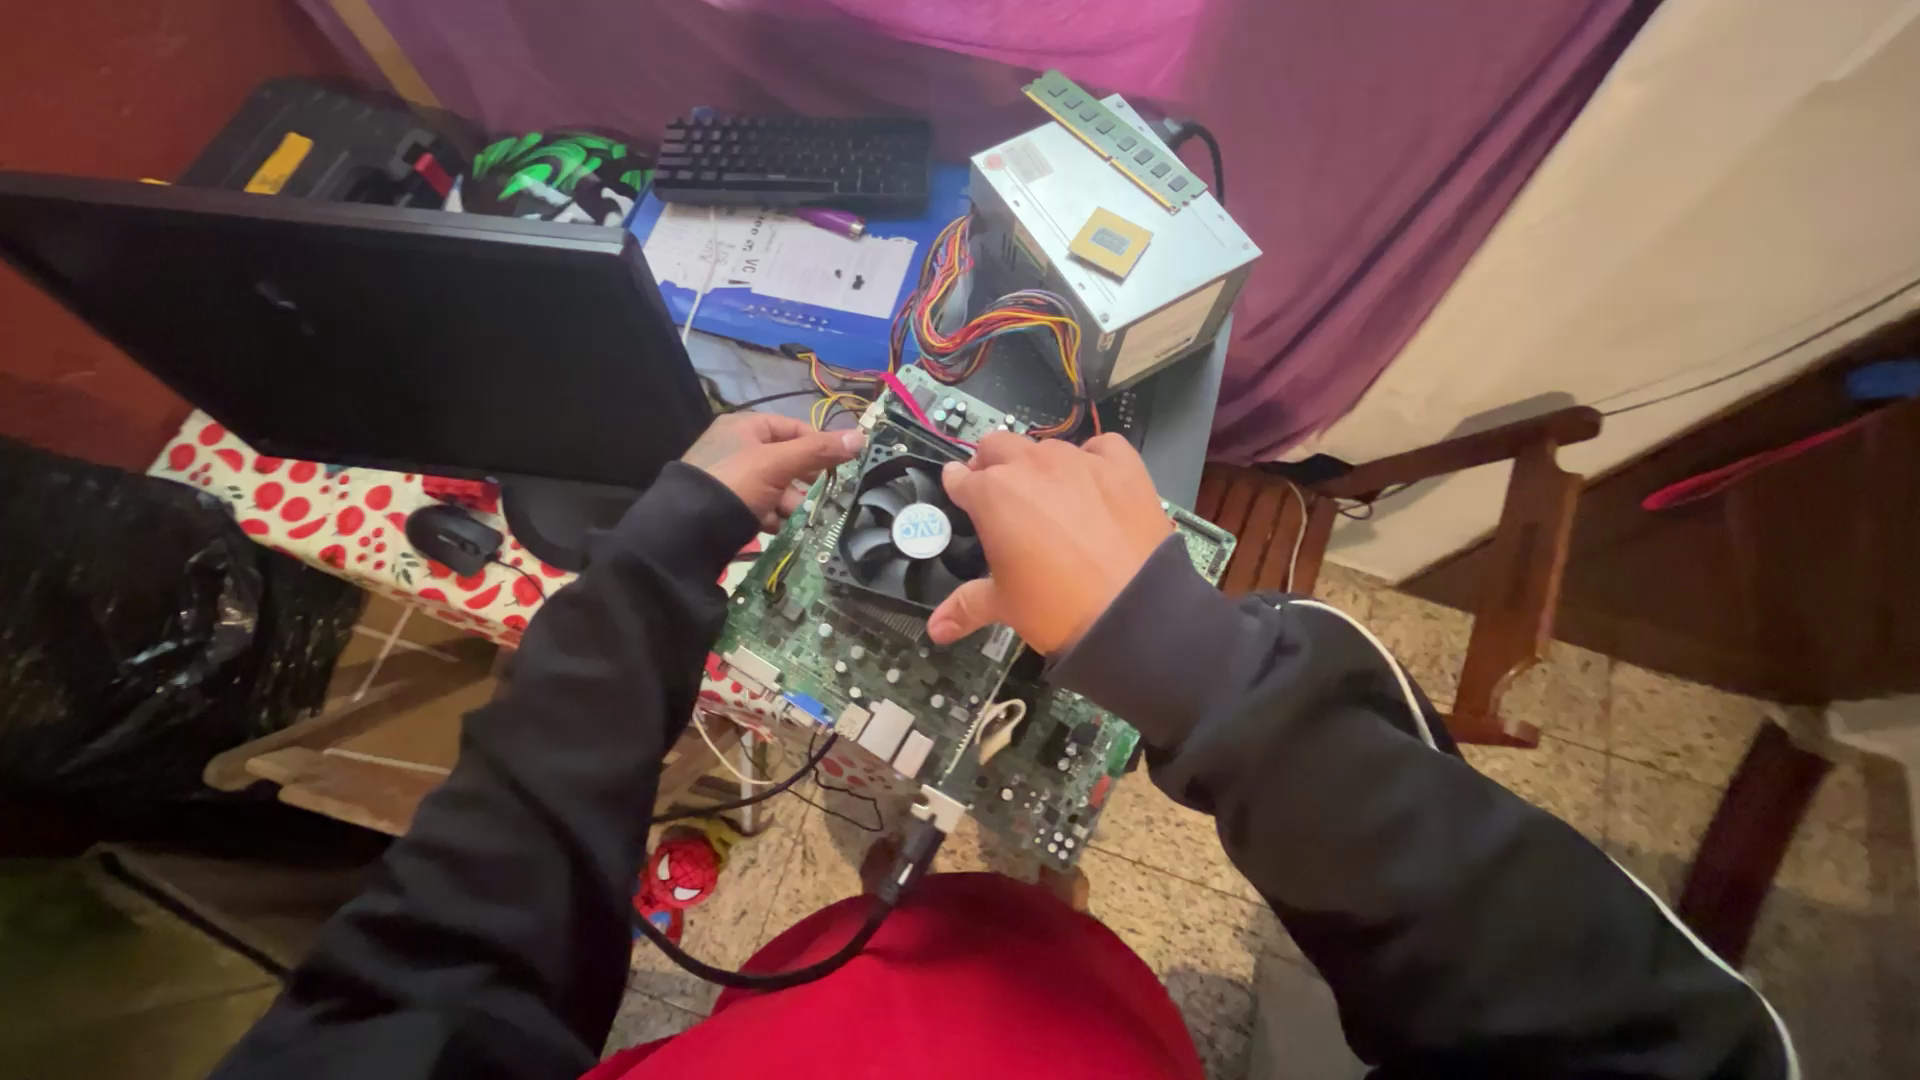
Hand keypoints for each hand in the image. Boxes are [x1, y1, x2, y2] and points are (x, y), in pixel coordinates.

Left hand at [682, 412, 863, 529]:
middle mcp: (738, 449)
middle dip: (804, 482)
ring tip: (792, 516)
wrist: (689, 531)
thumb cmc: (735, 483)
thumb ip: (818, 451)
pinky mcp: (729, 506)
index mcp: (744, 427)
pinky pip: (762, 507)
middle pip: (787, 461)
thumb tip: (860, 437)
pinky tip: (776, 527)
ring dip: (790, 503)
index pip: (793, 428)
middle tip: (818, 497)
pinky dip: (773, 517)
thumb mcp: (778, 463)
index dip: (817, 446)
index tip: (837, 467)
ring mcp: (732, 479)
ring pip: (777, 487)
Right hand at [929, 432, 1171, 653]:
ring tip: (1050, 495)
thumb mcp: (1004, 606)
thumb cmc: (1055, 608)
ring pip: (1047, 447)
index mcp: (993, 494)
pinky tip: (1096, 480)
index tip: (961, 491)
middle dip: (992, 463)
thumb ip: (965, 606)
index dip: (958, 485)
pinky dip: (1094, 458)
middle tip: (1000, 493)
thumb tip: (933, 630)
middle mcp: (1032, 465)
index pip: (961, 478)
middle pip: (998, 445)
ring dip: (1039, 464)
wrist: (1132, 612)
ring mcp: (1079, 461)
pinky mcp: (1122, 466)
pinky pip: (1102, 446)